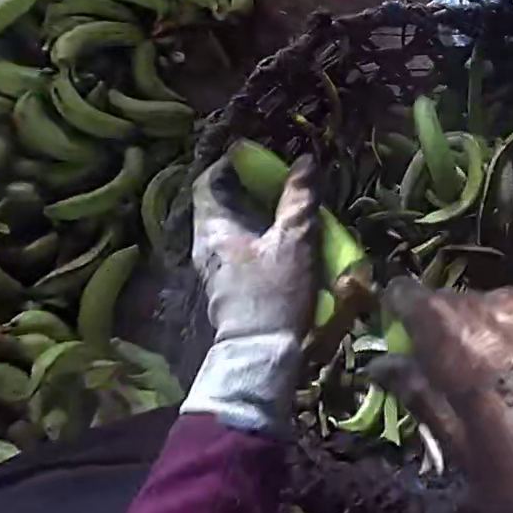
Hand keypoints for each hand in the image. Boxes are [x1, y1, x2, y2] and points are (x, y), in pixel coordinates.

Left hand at [180, 155, 316, 433]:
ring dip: (256, 209)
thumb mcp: (293, 241)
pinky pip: (240, 242)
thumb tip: (305, 160)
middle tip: (279, 176)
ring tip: (286, 201)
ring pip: (232, 223)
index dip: (229, 163)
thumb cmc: (273, 294)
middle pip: (221, 202)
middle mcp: (207, 244)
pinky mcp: (230, 282)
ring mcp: (216, 265)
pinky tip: (283, 234)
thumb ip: (299, 199)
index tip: (257, 156)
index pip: (208, 182)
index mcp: (213, 229)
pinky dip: (259, 230)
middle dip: (249, 185)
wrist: (262, 357)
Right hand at [374, 279, 512, 512]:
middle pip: (438, 296)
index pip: (410, 297)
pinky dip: (483, 317)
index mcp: (453, 343)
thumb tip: (379, 365)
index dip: (395, 302)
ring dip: (454, 316)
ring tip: (457, 348)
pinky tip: (489, 345)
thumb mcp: (454, 441)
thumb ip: (416, 393)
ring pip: (468, 298)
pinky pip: (497, 305)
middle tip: (421, 345)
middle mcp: (481, 317)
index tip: (388, 316)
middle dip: (424, 314)